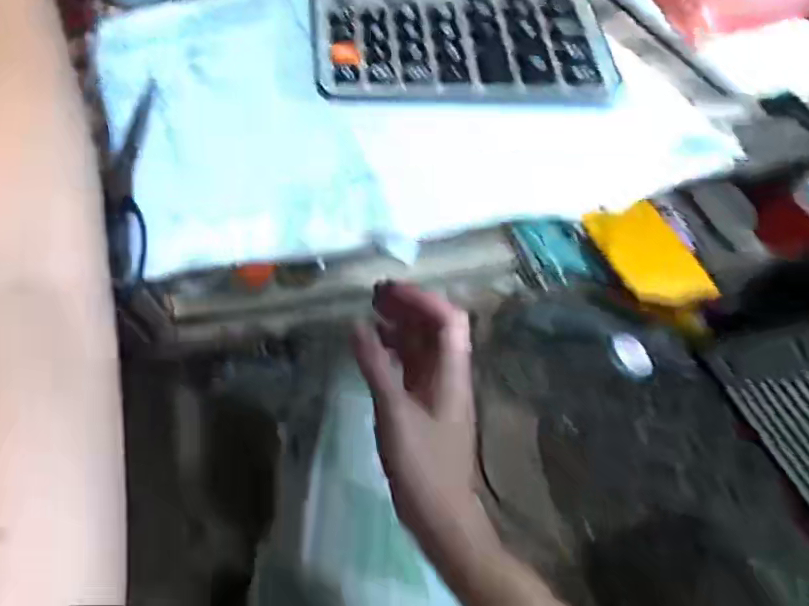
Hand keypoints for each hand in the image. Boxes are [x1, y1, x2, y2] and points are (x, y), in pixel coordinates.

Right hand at [353, 282, 482, 550]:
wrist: (442, 518)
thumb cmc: (423, 465)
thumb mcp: (394, 412)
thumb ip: (376, 366)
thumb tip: (357, 323)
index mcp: (452, 374)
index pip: (449, 320)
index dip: (423, 299)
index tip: (390, 291)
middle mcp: (448, 375)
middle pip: (435, 327)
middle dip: (408, 305)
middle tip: (374, 294)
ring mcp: (436, 389)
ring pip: (422, 343)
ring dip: (400, 323)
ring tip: (369, 311)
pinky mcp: (423, 402)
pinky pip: (410, 362)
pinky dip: (392, 346)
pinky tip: (371, 344)